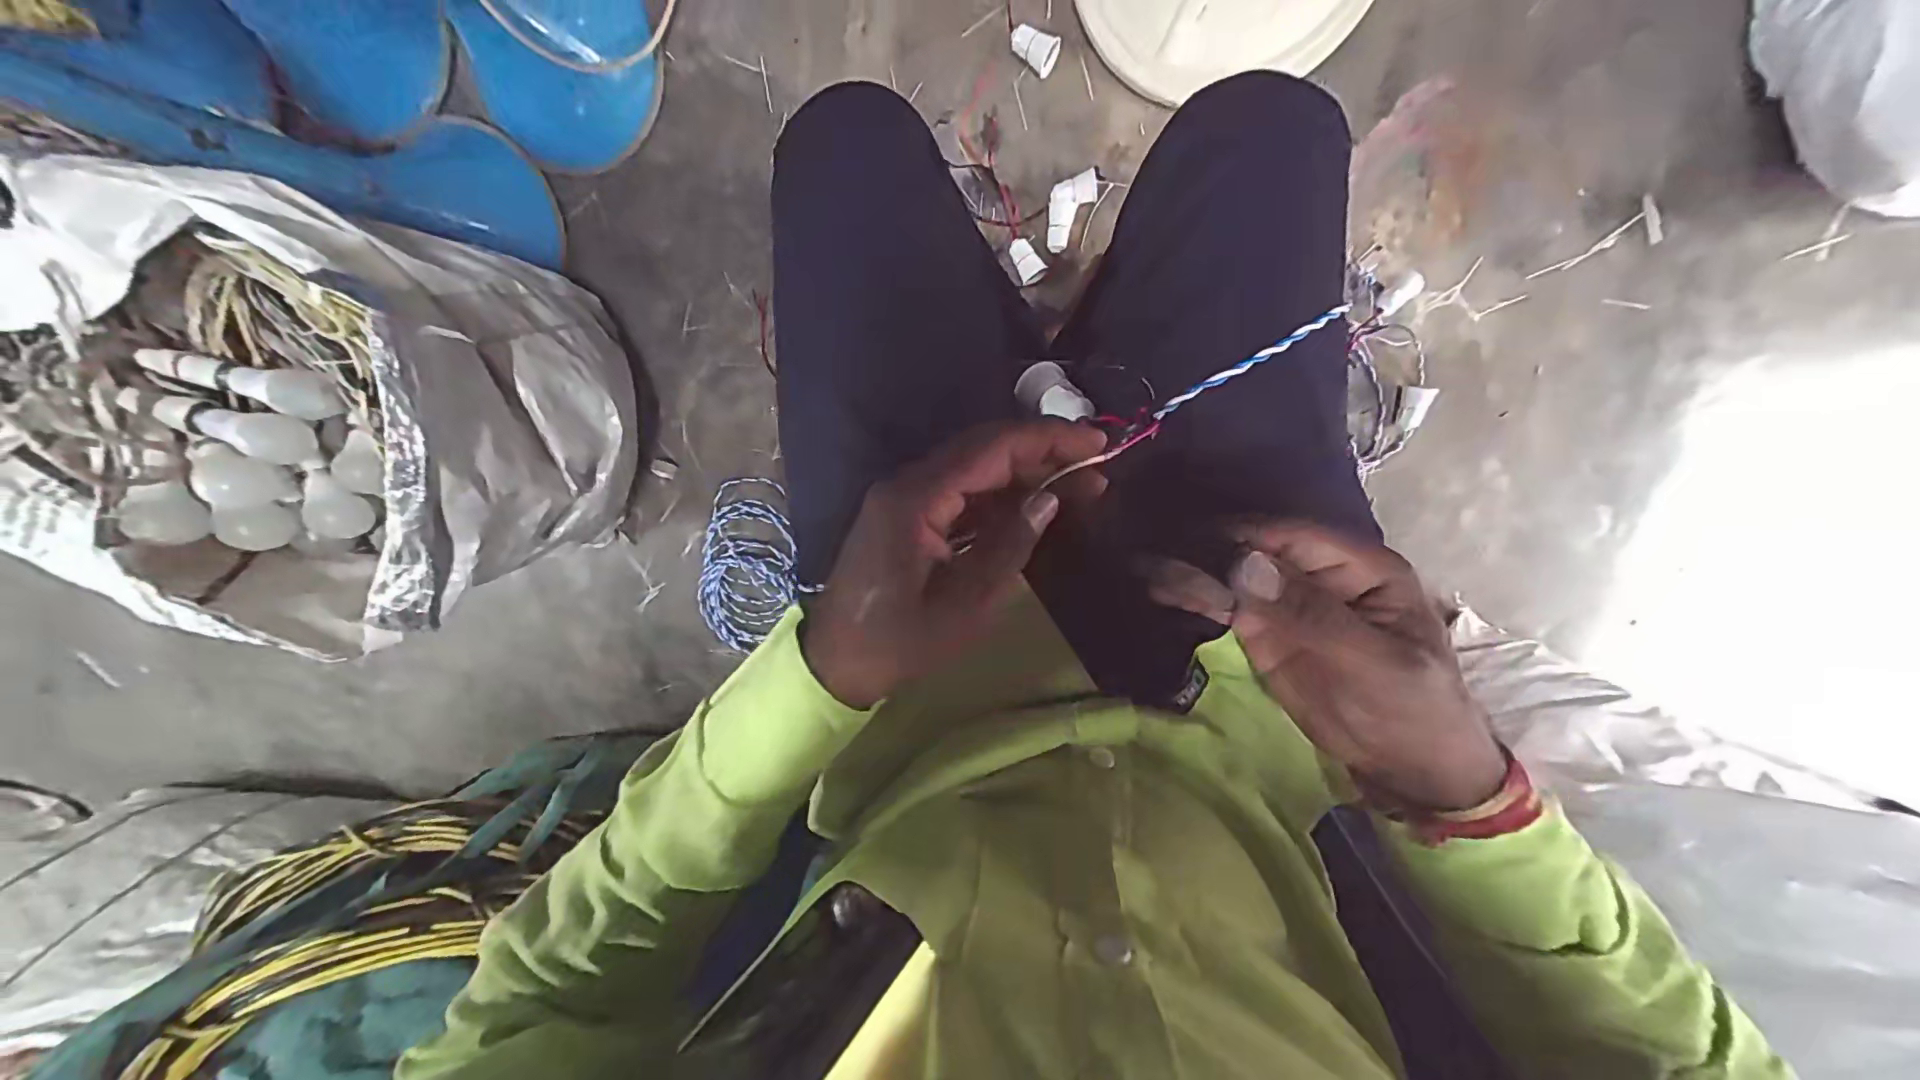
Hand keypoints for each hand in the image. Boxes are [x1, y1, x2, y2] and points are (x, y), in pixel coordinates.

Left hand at [801, 420, 1107, 708]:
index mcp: (916, 499)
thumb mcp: (965, 605)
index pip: (990, 448)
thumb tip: (1049, 499)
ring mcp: (905, 499)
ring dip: (1024, 475)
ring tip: (1078, 488)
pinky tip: (1034, 508)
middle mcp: (908, 485)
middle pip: (983, 451)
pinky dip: (999, 498)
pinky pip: (960, 494)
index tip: (1096, 441)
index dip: (1046, 439)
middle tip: (1095, 466)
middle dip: (1041, 452)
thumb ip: (1009, 547)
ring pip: (974, 470)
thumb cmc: (898, 643)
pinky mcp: (908, 516)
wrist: (836, 663)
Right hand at [1144, 521, 1503, 810]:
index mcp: (1358, 567)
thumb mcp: (1368, 660)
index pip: (1291, 537)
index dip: (1242, 535)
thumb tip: (1244, 565)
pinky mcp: (1265, 632)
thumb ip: (1308, 613)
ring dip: (1192, 574)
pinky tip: (1164, 591)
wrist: (1410, 768)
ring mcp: (1287, 603)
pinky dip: (1196, 599)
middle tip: (1153, 555)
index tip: (1190, 539)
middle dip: (1206, 551)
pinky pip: (1226, 607)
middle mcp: (1318, 574)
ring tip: (1146, 570)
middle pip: (1254, 551)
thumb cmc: (1409, 709)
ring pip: (1232, 577)